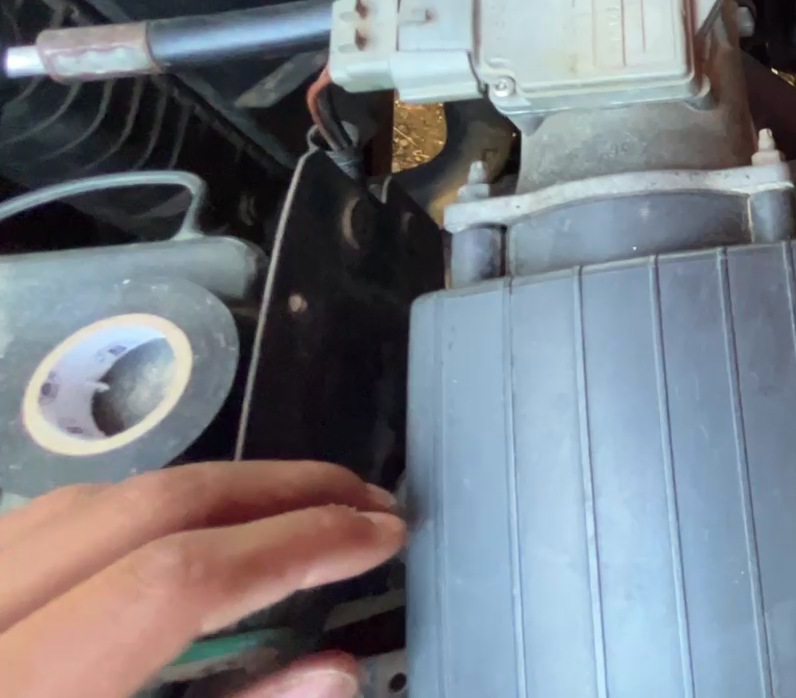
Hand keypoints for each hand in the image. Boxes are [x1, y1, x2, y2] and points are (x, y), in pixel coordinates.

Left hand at [0, 461, 405, 697]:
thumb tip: (336, 672)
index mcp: (6, 696)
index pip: (174, 582)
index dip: (302, 544)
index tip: (385, 536)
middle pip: (148, 508)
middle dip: (285, 490)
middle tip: (366, 503)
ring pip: (95, 500)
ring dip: (224, 492)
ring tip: (297, 511)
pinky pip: (43, 525)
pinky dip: (143, 514)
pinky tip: (188, 537)